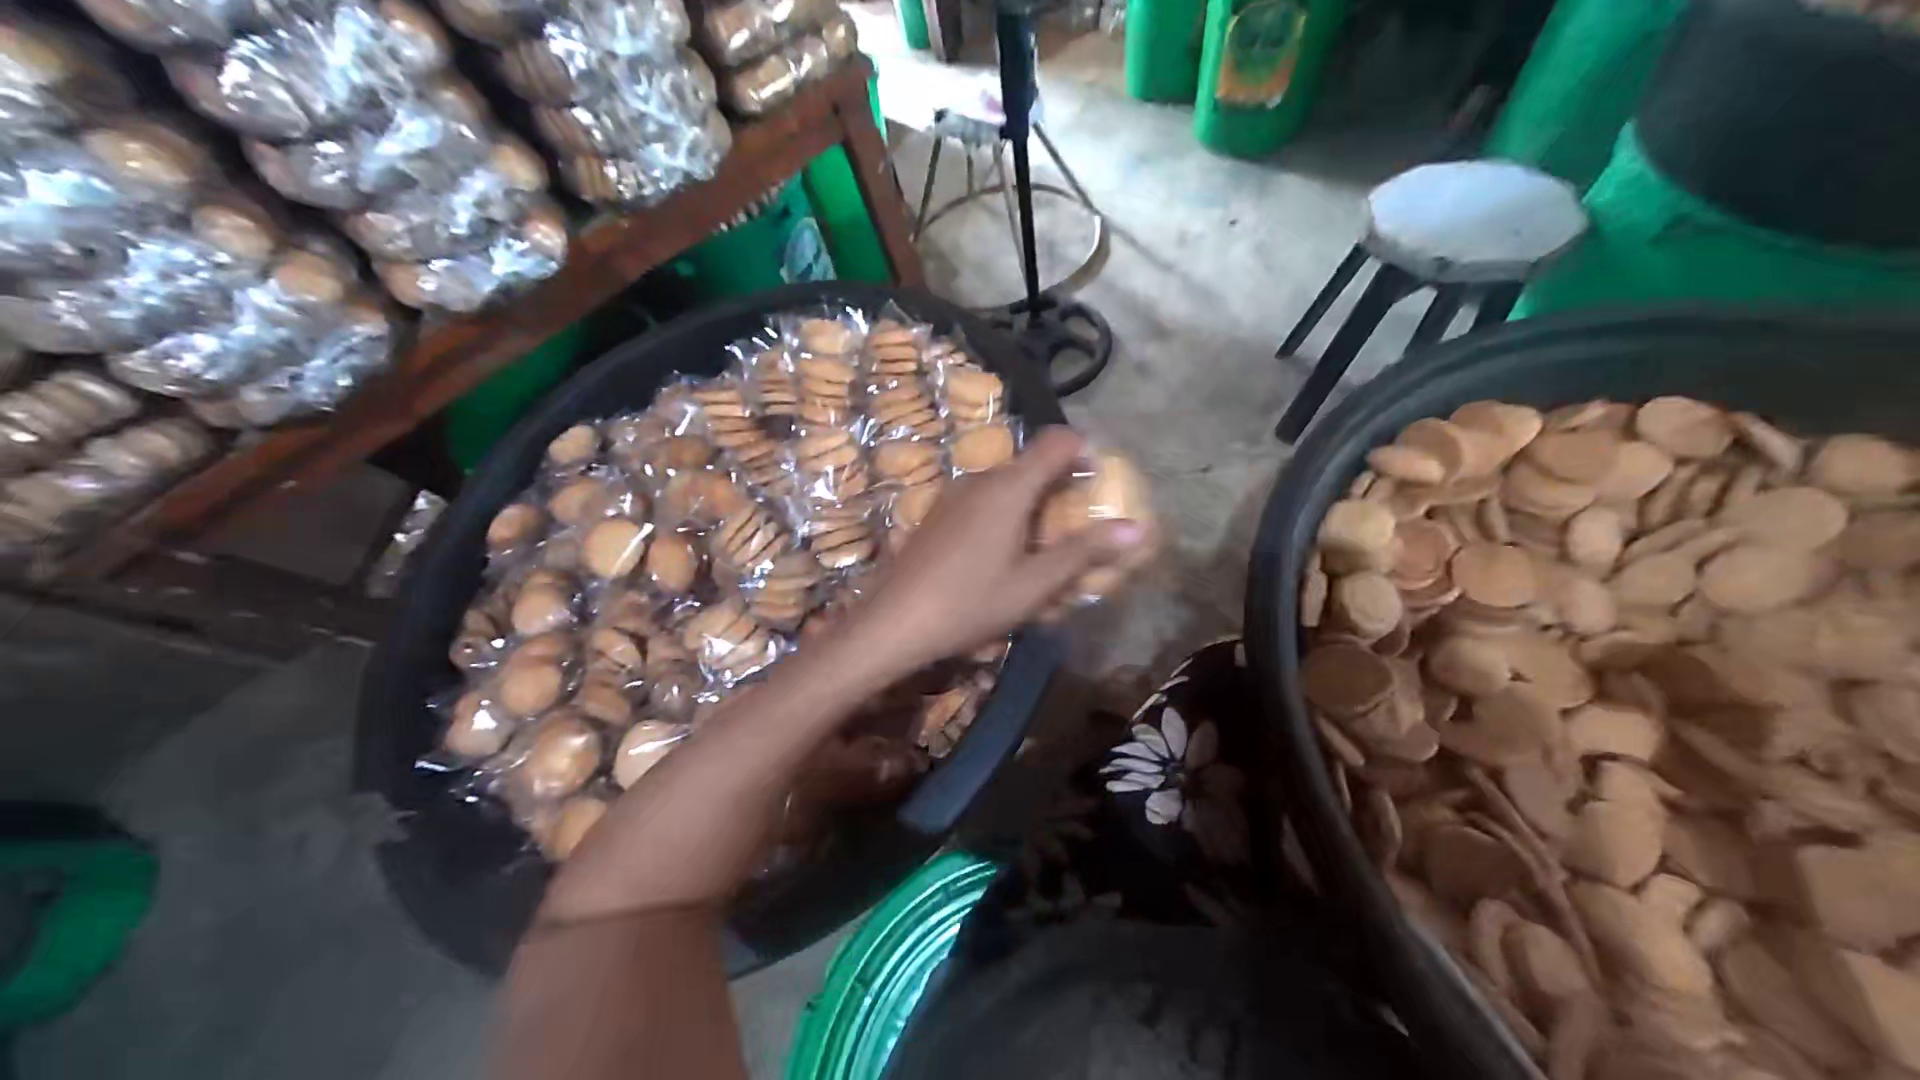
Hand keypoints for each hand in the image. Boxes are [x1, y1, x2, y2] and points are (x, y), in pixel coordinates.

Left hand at [844, 426, 1146, 677]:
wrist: (892, 622)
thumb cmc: (970, 603)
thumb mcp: (1034, 584)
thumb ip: (1084, 552)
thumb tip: (1137, 528)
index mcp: (1008, 487)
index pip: (1058, 442)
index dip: (1085, 454)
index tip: (1098, 487)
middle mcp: (980, 479)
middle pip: (1032, 465)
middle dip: (1060, 491)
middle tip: (1074, 534)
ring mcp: (953, 494)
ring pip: (1006, 486)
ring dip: (1031, 509)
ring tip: (1039, 554)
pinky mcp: (937, 514)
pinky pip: (982, 502)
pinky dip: (1003, 518)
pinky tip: (998, 560)